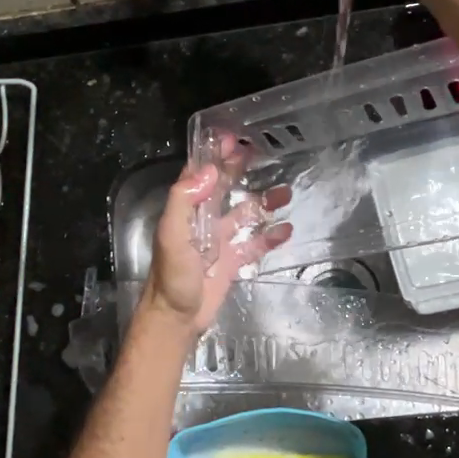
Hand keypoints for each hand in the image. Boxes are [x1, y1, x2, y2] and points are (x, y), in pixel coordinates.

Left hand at [140, 146, 290, 336]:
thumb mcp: (172, 235)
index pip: (198, 175)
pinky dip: (270, 237)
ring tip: (286, 192)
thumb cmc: (172, 277)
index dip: (212, 156)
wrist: (177, 319)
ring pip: (244, 215)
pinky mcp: (232, 262)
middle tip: (260, 154)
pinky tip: (286, 229)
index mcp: (185, 212)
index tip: (231, 138)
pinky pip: (254, 245)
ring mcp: (219, 242)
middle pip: (222, 189)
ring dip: (263, 203)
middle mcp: (202, 222)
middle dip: (239, 171)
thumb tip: (208, 170)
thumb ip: (184, 201)